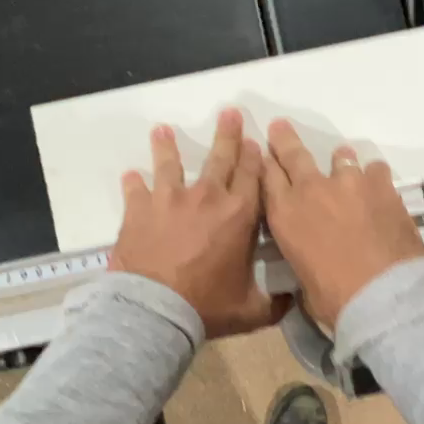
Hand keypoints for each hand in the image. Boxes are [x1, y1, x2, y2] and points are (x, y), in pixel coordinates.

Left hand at [109, 110, 291, 337]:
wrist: (154, 310)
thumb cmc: (206, 307)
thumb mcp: (250, 310)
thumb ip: (274, 304)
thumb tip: (292, 302)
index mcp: (240, 215)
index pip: (253, 176)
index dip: (256, 157)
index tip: (256, 142)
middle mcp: (207, 198)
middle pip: (220, 158)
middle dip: (228, 135)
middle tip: (229, 112)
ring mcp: (170, 200)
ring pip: (171, 164)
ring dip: (169, 146)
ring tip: (164, 130)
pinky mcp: (139, 210)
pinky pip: (137, 189)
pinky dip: (134, 182)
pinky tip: (131, 174)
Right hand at [261, 119, 423, 329]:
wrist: (384, 294)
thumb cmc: (335, 299)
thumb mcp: (305, 283)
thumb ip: (304, 261)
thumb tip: (311, 262)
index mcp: (285, 216)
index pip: (266, 178)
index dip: (263, 164)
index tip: (261, 154)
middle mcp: (313, 191)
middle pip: (294, 155)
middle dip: (285, 140)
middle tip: (280, 126)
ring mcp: (350, 184)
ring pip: (340, 158)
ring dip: (338, 160)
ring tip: (341, 159)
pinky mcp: (383, 187)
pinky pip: (375, 170)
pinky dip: (372, 176)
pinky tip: (376, 185)